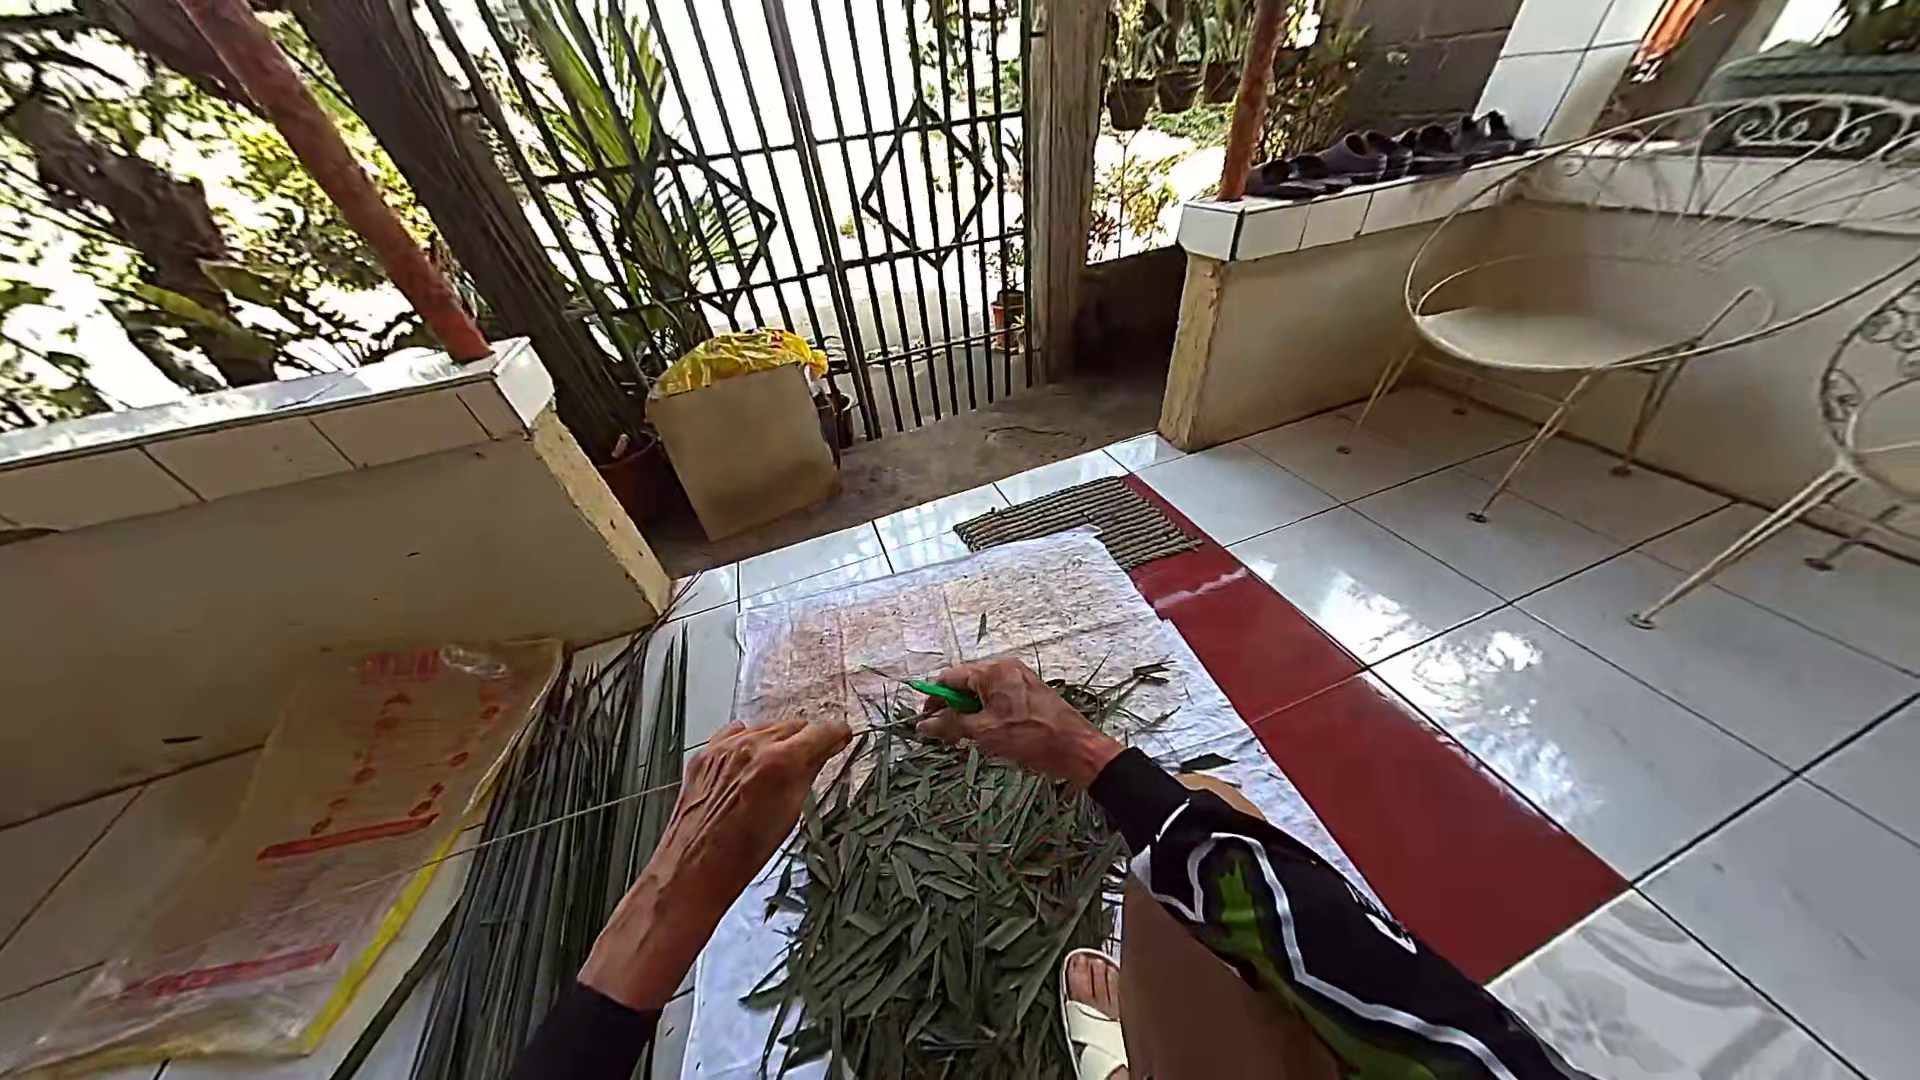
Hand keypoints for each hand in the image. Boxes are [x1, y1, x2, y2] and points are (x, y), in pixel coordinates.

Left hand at [578, 715, 851, 1010]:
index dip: (837, 734)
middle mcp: (754, 746)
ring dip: (779, 740)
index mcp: (781, 761)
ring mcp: (727, 747)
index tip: (842, 738)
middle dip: (807, 740)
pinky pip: (737, 732)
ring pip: (768, 726)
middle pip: (796, 725)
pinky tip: (750, 761)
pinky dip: (749, 741)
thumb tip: (827, 749)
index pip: (823, 730)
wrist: (694, 870)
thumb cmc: (745, 851)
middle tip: (810, 759)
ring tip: (777, 766)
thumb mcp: (791, 812)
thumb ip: (810, 772)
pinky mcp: (707, 752)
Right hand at [917, 658, 1123, 787]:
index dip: (934, 699)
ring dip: (970, 711)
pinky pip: (998, 696)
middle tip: (948, 734)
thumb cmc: (1029, 737)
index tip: (927, 722)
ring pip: (982, 691)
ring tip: (969, 737)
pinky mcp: (1028, 690)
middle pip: (965, 682)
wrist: (1076, 748)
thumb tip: (921, 726)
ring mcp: (1018, 677)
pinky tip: (989, 733)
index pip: (950, 677)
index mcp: (992, 671)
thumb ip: (950, 725)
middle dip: (953, 707)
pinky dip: (987, 711)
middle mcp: (1005, 667)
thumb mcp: (984, 733)